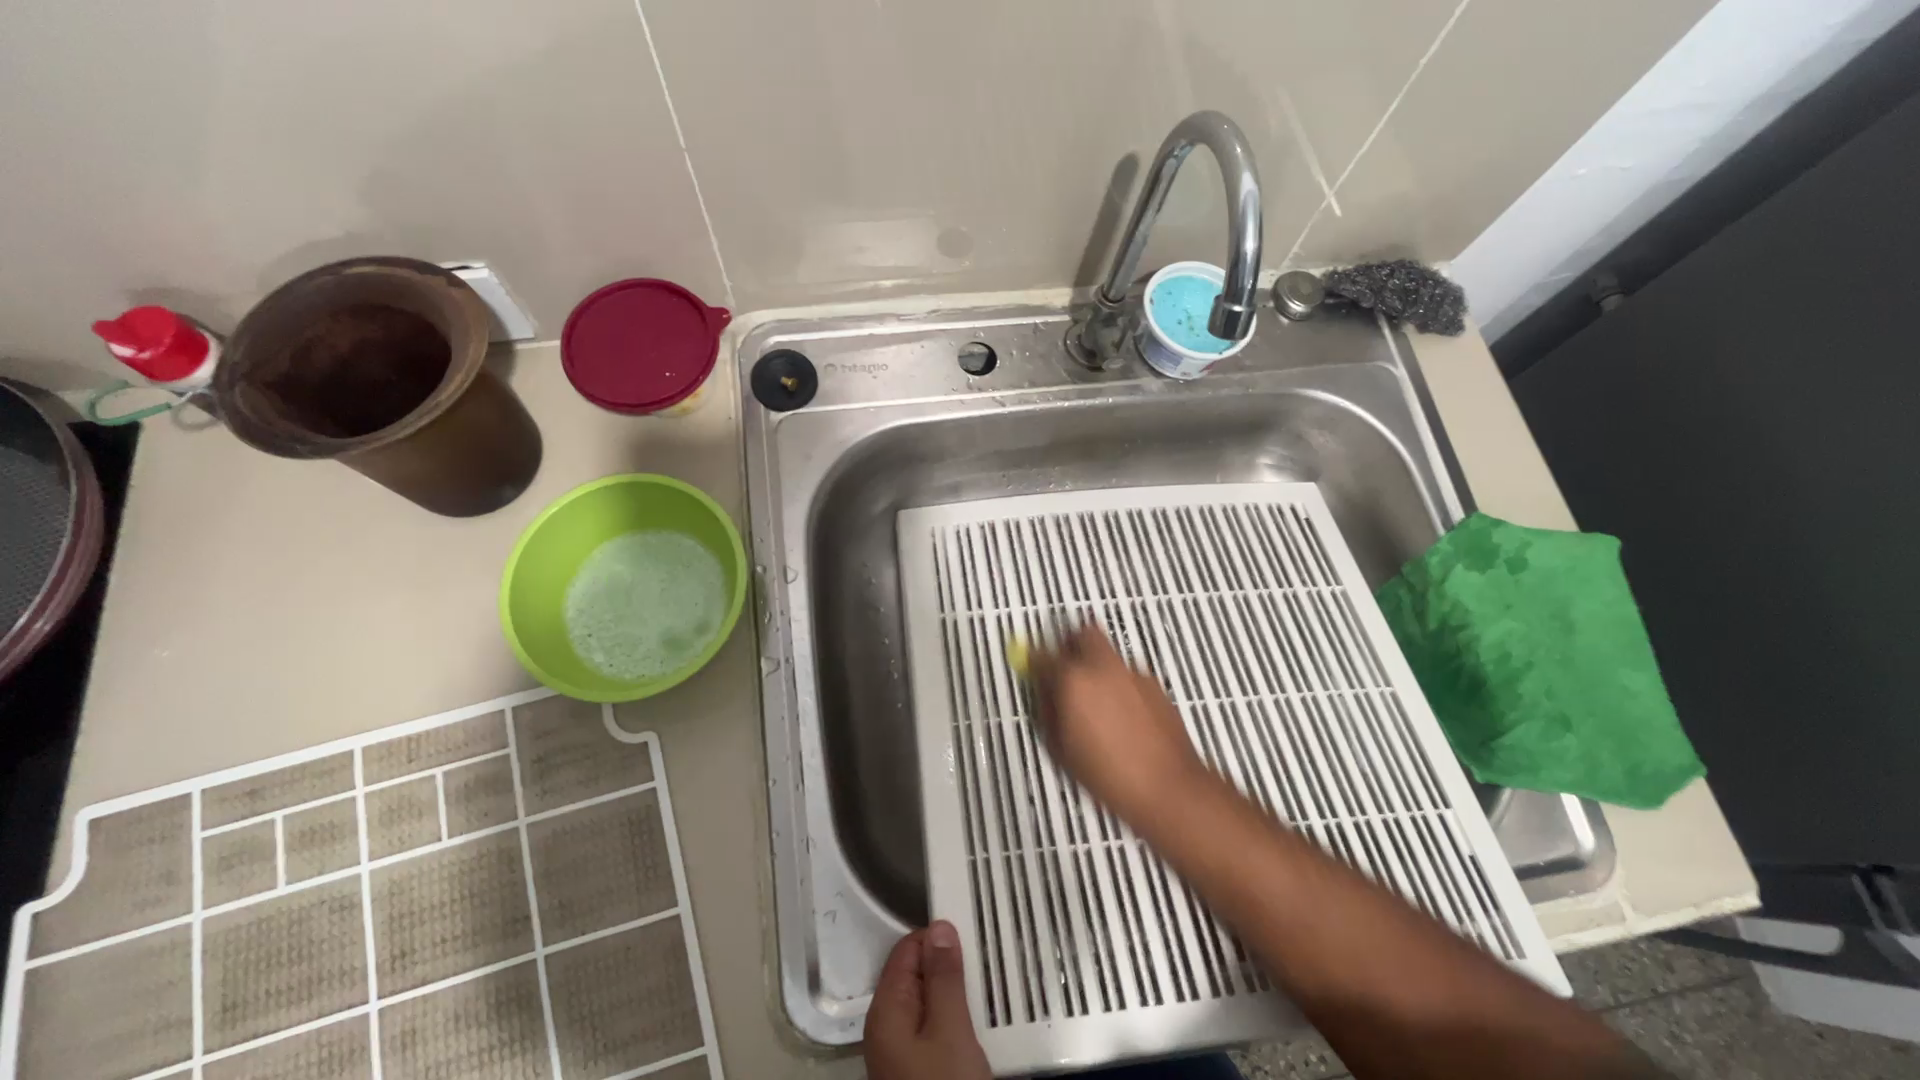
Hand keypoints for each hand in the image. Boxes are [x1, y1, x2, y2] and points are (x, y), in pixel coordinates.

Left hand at [864, 921, 991, 1079]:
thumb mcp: (950, 1030)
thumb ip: (944, 979)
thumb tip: (939, 927)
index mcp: (887, 1007)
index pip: (908, 949)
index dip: (940, 939)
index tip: (975, 937)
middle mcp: (887, 1023)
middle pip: (919, 975)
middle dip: (953, 967)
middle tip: (989, 963)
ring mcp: (900, 1047)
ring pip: (931, 1002)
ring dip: (958, 995)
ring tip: (992, 989)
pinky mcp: (916, 1065)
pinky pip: (936, 1027)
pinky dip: (957, 1019)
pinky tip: (981, 1022)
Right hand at [1029, 624, 1211, 824]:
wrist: (1167, 786)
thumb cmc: (1112, 775)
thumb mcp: (1061, 749)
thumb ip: (1048, 713)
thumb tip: (1046, 697)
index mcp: (1074, 681)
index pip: (1042, 655)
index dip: (1034, 662)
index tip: (1032, 669)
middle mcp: (1104, 668)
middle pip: (1082, 634)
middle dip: (1069, 646)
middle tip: (1063, 669)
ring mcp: (1133, 674)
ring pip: (1107, 655)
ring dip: (1096, 668)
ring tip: (1095, 704)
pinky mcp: (1154, 685)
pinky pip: (1128, 675)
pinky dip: (1119, 685)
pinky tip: (1120, 717)